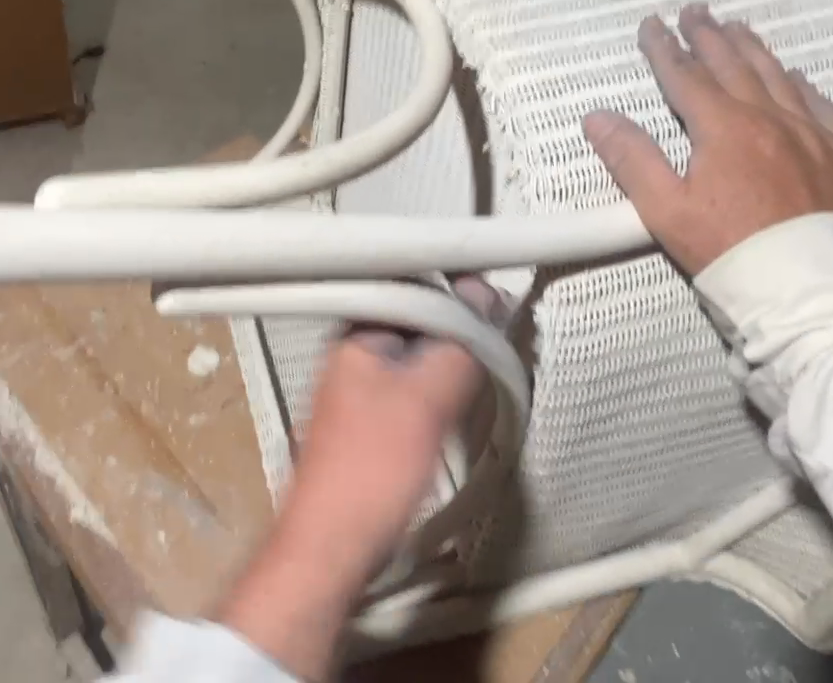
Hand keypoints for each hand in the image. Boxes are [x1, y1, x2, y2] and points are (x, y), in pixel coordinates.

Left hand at [214, 279, 490, 679]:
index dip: (458, 292)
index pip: (413, 289)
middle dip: (457, 324)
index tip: (497, 304)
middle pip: (414, 319)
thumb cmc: (370, 472)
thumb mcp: (426, 401)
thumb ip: (458, 346)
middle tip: (499, 332)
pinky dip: (437, 382)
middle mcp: (350, 352)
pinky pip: (409, 383)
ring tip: (487, 360)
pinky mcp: (367, 417)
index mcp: (355, 334)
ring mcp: (357, 385)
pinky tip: (460, 395)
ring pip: (414, 353)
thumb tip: (485, 297)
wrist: (333, 543)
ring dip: (450, 354)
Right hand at [583, 3, 832, 275]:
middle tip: (695, 10)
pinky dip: (802, 85)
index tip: (651, 24)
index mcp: (723, 127)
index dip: (664, 48)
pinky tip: (796, 76)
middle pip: (733, 65)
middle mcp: (769, 118)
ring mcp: (811, 133)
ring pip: (778, 76)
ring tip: (737, 27)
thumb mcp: (664, 209)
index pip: (685, 76)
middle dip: (709, 35)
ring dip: (753, 48)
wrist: (807, 288)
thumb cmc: (727, 248)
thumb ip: (630, 159)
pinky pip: (822, 105)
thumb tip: (597, 117)